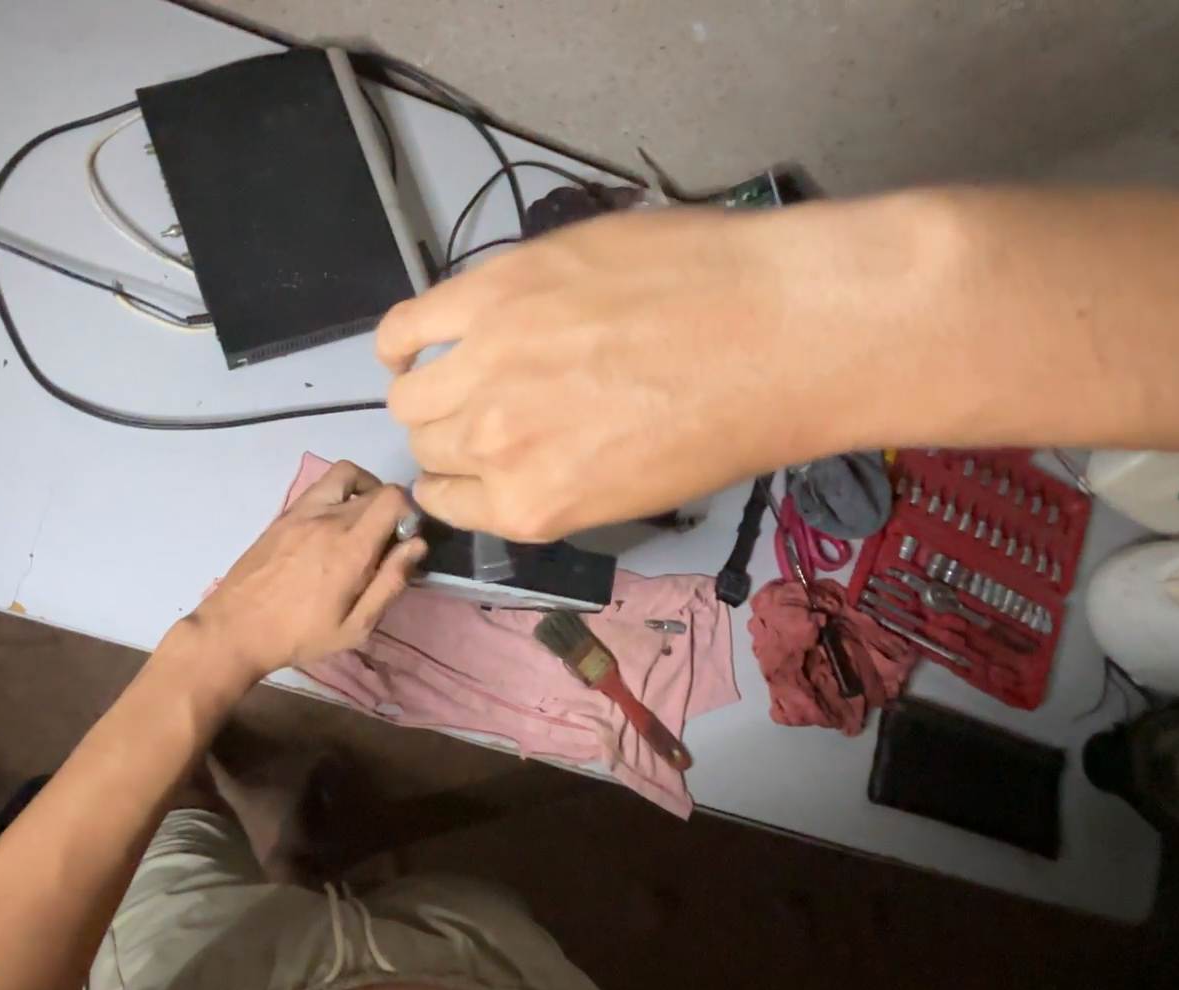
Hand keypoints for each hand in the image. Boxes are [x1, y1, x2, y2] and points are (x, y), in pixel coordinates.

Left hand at [189, 461, 425, 679]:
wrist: (236, 629)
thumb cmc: (299, 635)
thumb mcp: (355, 627)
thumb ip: (390, 583)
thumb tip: (417, 545)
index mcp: (350, 547)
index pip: (393, 499)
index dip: (409, 514)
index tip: (404, 541)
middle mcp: (328, 519)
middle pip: (375, 489)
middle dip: (391, 510)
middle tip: (384, 542)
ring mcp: (302, 512)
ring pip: (347, 474)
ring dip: (365, 489)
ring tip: (364, 520)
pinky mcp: (284, 514)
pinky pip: (321, 486)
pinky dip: (339, 493)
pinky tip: (334, 526)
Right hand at [376, 201, 921, 539]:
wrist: (780, 330)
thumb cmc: (724, 421)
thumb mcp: (628, 494)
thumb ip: (546, 486)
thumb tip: (503, 463)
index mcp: (527, 505)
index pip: (445, 500)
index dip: (456, 481)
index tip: (466, 464)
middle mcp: (491, 446)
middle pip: (428, 445)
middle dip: (450, 437)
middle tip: (489, 410)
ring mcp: (484, 366)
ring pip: (410, 394)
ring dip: (428, 391)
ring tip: (463, 372)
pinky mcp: (491, 293)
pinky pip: (403, 327)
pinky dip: (398, 340)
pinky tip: (412, 342)